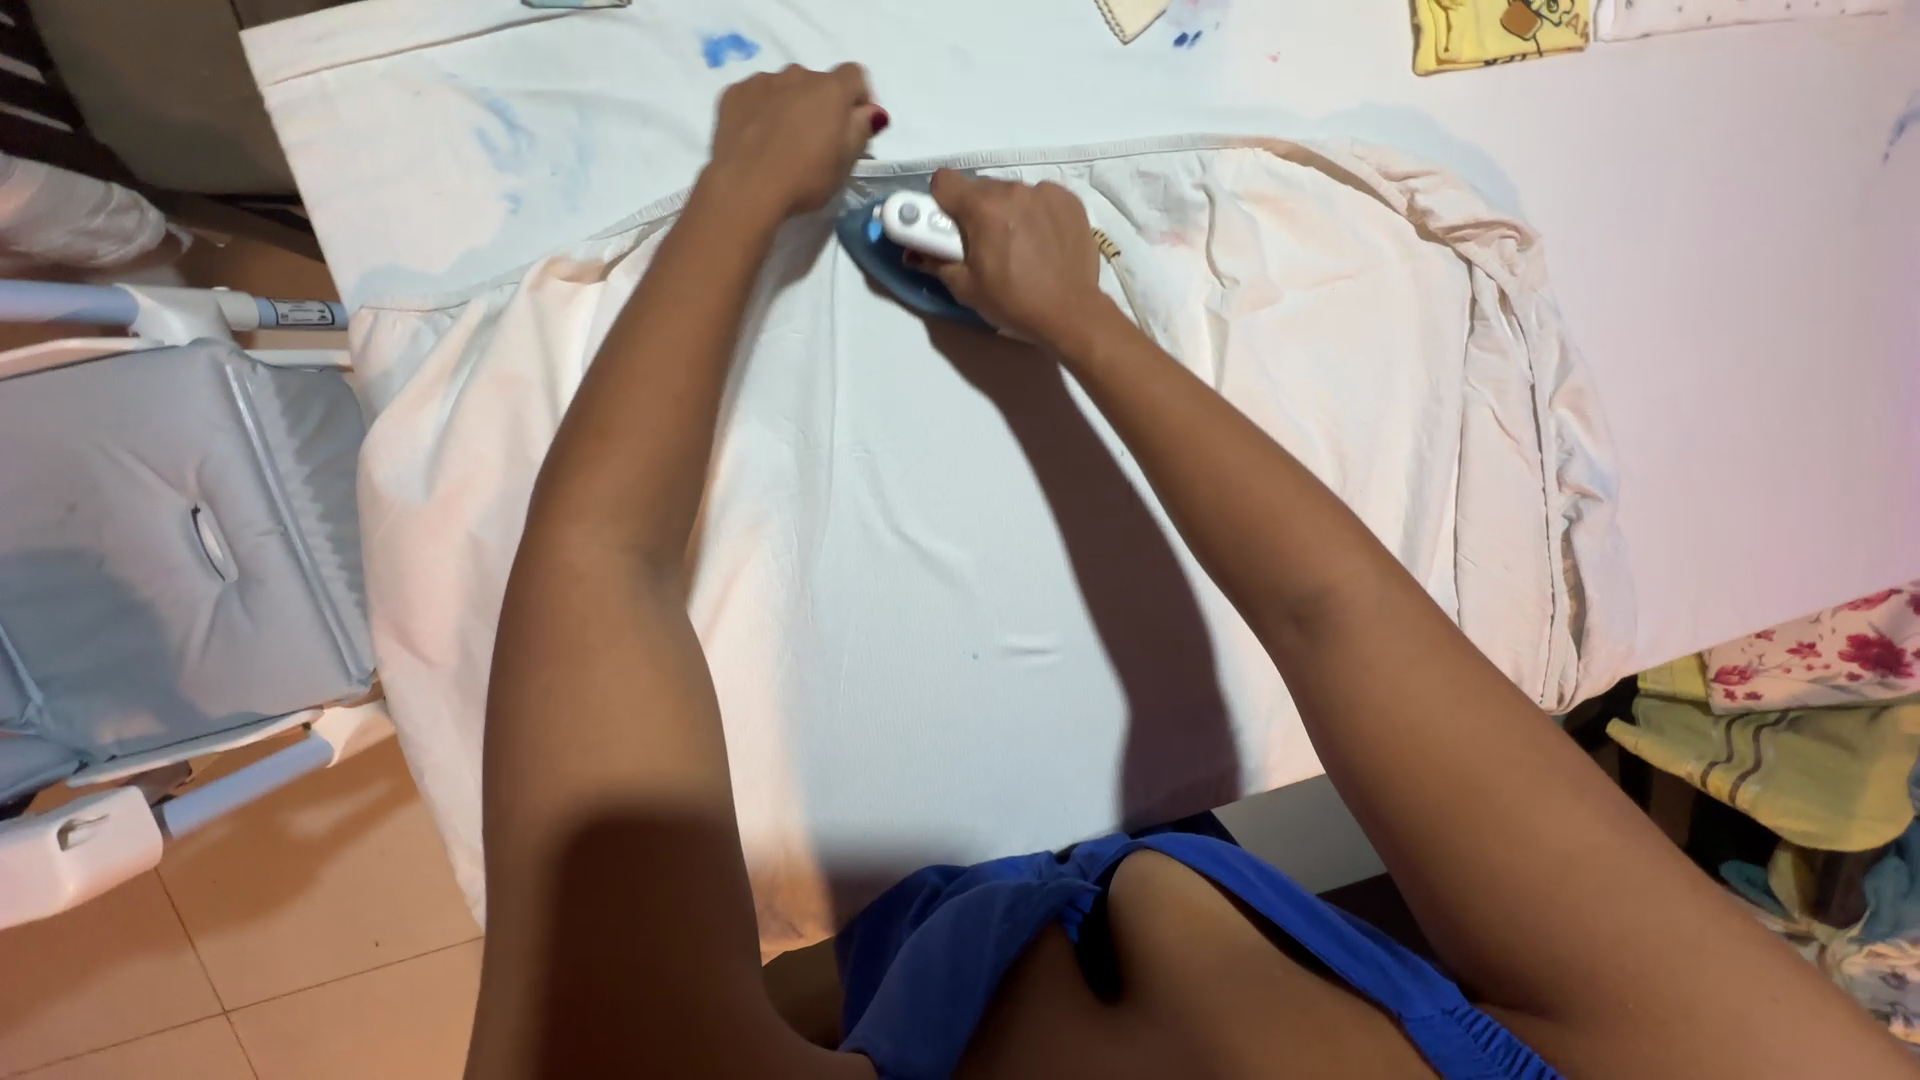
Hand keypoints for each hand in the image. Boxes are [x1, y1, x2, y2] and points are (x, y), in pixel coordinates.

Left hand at [702, 64, 885, 224]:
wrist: (746, 187)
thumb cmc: (805, 180)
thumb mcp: (845, 163)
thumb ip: (861, 130)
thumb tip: (872, 111)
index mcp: (831, 90)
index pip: (855, 75)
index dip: (859, 98)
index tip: (856, 124)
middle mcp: (797, 75)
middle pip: (818, 83)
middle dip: (821, 105)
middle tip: (815, 141)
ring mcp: (762, 81)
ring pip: (785, 87)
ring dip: (790, 106)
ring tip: (782, 141)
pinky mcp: (734, 93)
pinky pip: (756, 96)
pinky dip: (761, 111)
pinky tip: (757, 139)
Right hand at [923, 170, 1119, 351]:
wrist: (1070, 314)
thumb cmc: (1013, 304)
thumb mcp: (965, 288)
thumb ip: (936, 261)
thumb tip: (914, 249)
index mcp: (982, 208)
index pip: (944, 181)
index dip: (939, 203)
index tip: (946, 226)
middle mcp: (1013, 190)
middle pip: (980, 188)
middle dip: (975, 212)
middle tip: (983, 246)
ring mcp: (1045, 192)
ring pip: (1011, 193)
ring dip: (1006, 212)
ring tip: (1018, 249)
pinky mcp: (1069, 200)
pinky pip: (1040, 198)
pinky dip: (1036, 214)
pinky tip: (1042, 243)